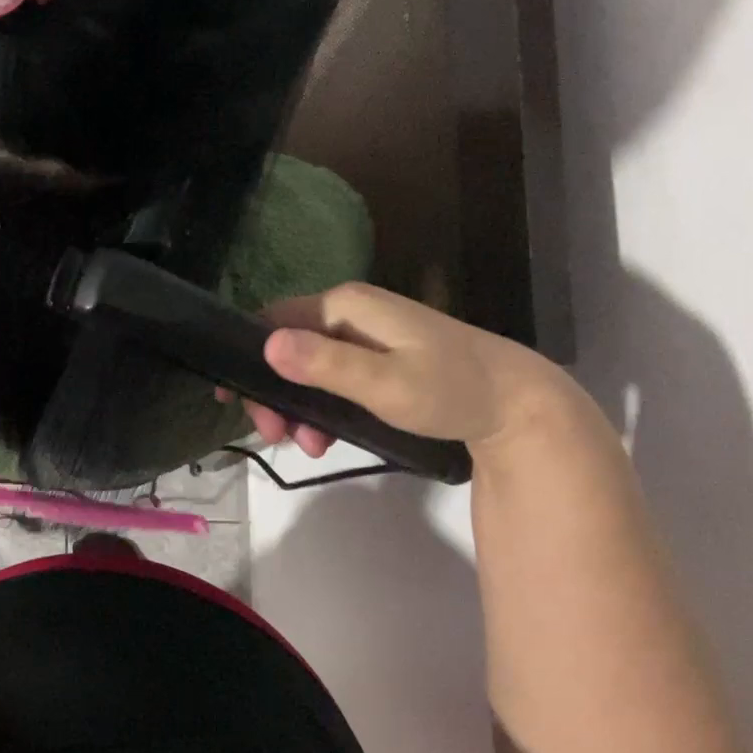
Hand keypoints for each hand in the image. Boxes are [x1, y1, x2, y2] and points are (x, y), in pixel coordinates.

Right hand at [223, 283, 579, 450]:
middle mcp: (348, 313)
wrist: (518, 407)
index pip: (271, 320)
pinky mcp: (374, 358)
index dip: (246, 358)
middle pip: (283, 348)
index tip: (233, 401)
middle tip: (275, 436)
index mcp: (345, 306)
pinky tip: (325, 438)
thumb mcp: (385, 384)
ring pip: (302, 368)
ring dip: (294, 408)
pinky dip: (317, 409)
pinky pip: (326, 378)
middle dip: (272, 394)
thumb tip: (267, 345)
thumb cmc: (451, 391)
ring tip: (308, 446)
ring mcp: (362, 335)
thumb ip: (325, 365)